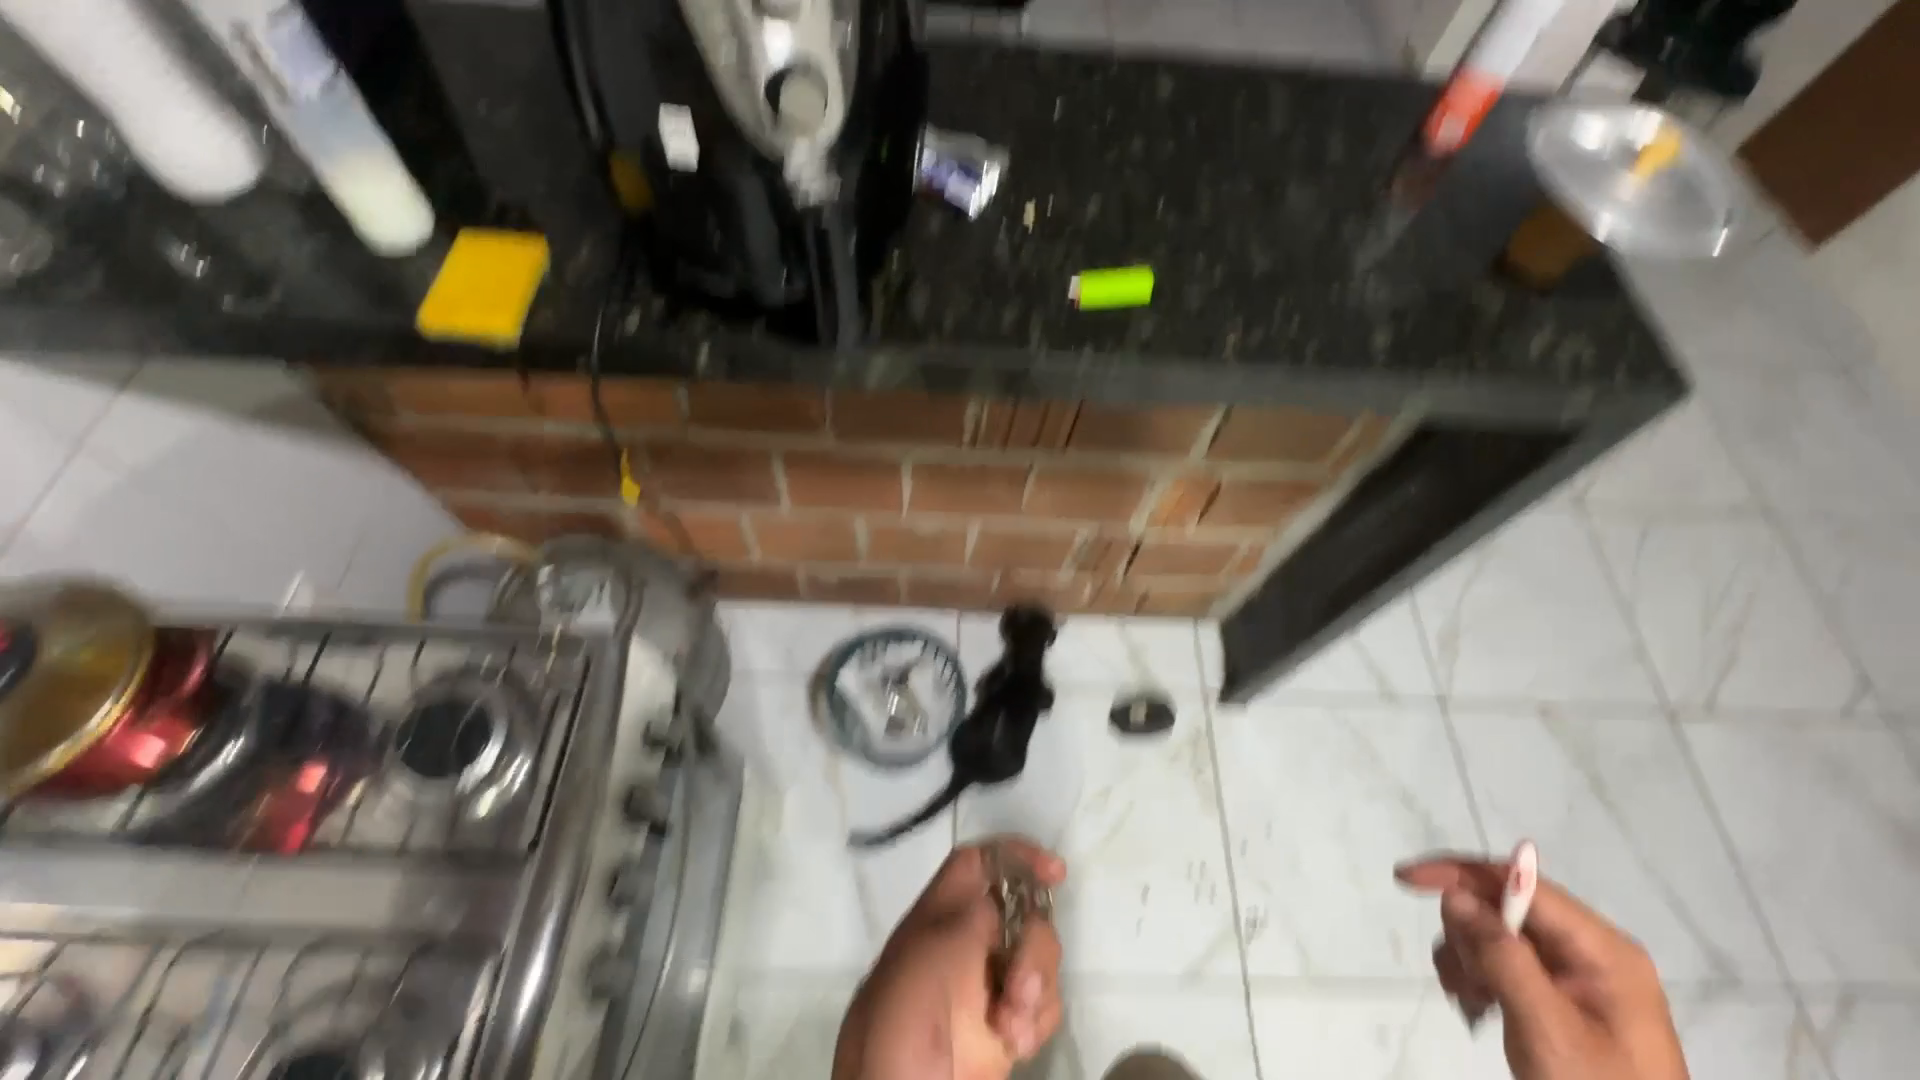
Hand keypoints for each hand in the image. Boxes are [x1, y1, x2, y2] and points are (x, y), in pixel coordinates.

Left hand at [834, 839, 1067, 1079]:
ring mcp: (988, 986)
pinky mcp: (1005, 1027)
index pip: (981, 863)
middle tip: (1018, 986)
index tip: (1055, 872)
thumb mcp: (940, 946)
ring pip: (1039, 961)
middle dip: (1034, 948)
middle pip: (1024, 914)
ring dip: (1035, 990)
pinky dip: (1036, 1022)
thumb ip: (977, 912)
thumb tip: (1001, 901)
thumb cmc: (911, 1010)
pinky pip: (1043, 1006)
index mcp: (942, 913)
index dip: (1016, 856)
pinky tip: (1015, 1044)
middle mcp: (967, 943)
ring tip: (1010, 1024)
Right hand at [1395, 854, 1689, 1079]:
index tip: (1405, 880)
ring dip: (1467, 961)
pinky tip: (1476, 1007)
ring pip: (1494, 934)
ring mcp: (1574, 973)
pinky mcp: (1558, 994)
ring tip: (1468, 1003)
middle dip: (1467, 936)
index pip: (1521, 884)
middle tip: (1461, 982)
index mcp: (1601, 948)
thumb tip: (1456, 895)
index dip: (1461, 874)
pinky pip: (1501, 962)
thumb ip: (1503, 958)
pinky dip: (1476, 978)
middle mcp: (1587, 949)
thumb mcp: (1547, 1028)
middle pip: (1502, 908)